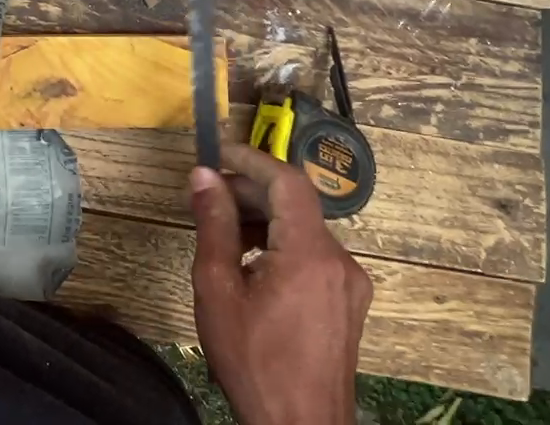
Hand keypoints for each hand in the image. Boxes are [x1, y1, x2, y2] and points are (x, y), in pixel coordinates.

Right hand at [189, 143, 373, 424]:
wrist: (298, 424)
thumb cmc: (251, 355)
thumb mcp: (217, 285)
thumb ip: (214, 224)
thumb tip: (203, 175)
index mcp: (310, 254)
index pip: (288, 182)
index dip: (250, 158)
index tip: (213, 151)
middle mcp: (340, 262)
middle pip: (294, 203)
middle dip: (246, 189)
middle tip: (201, 195)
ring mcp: (348, 284)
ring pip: (301, 228)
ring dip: (259, 217)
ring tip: (216, 228)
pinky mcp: (346, 302)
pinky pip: (310, 253)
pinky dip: (275, 241)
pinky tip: (244, 258)